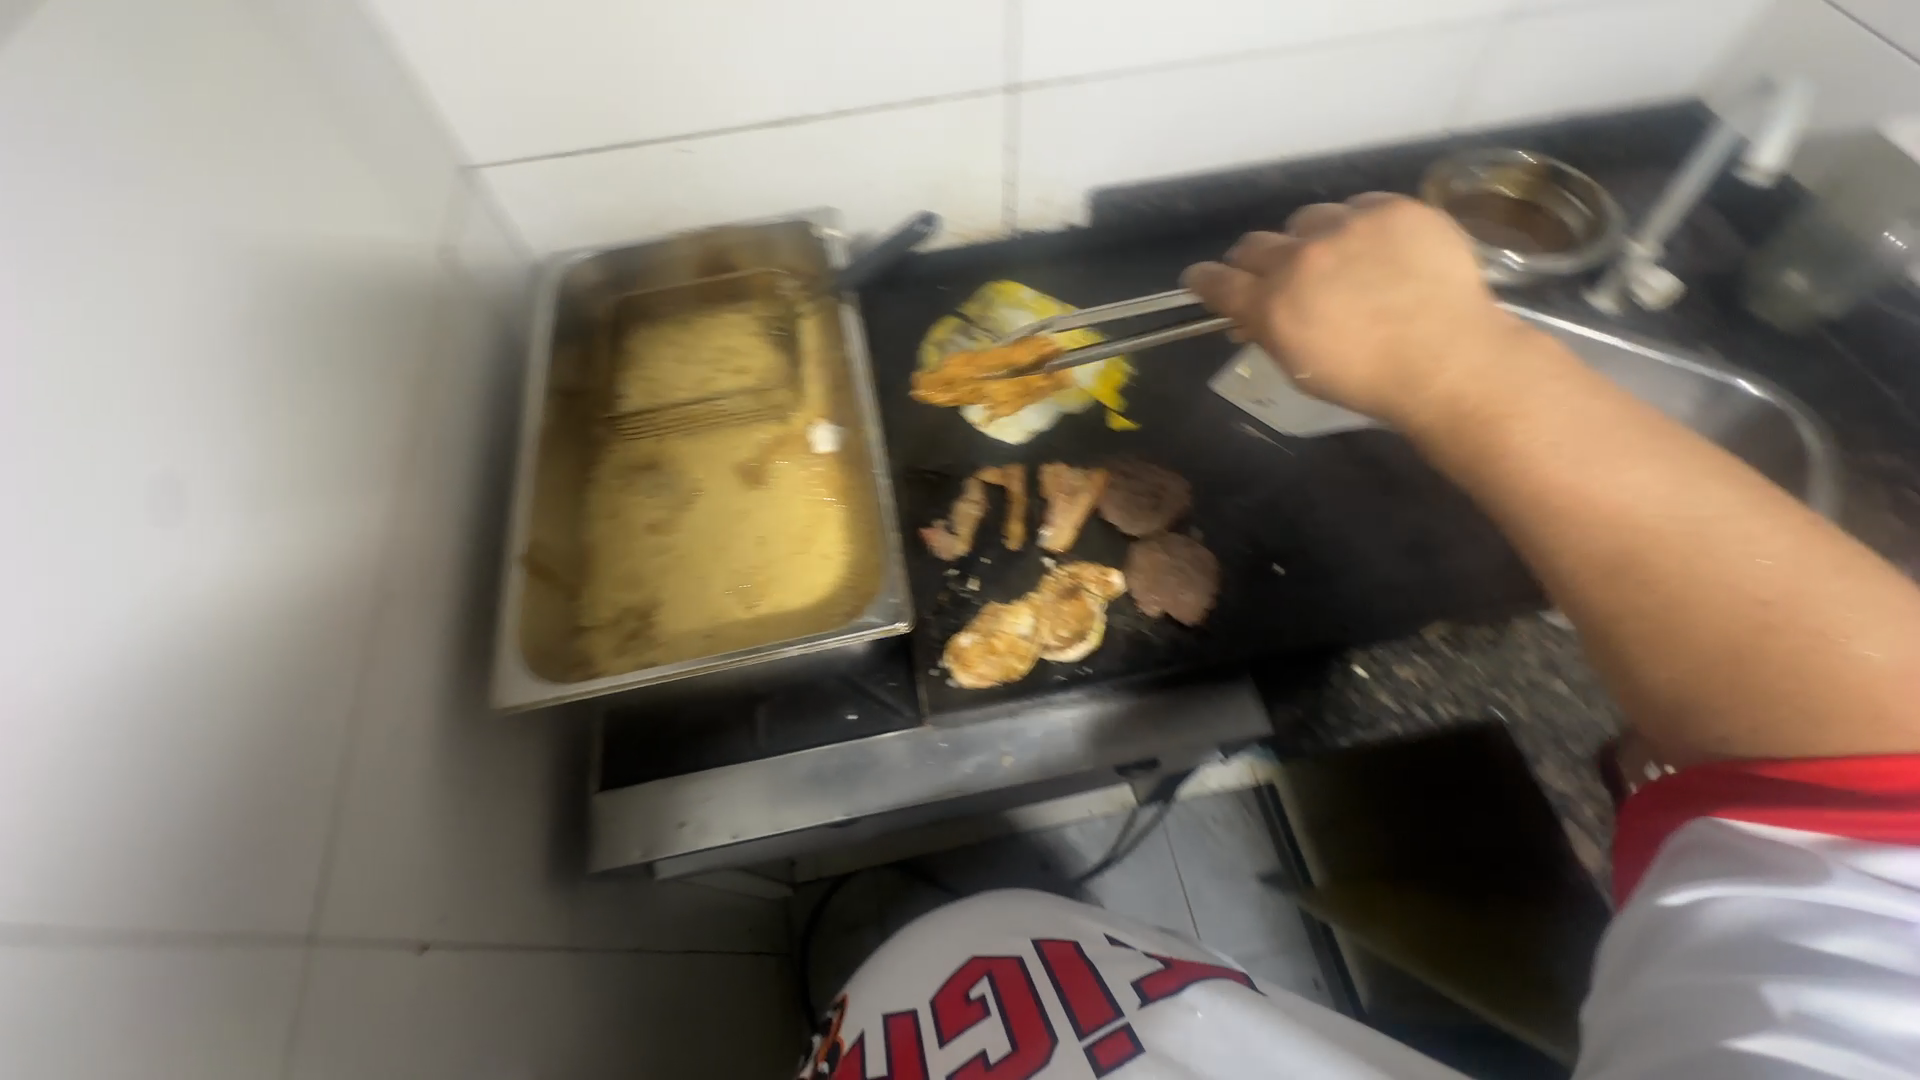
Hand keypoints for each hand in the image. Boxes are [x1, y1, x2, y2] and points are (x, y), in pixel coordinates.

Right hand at [1181, 194, 1527, 429]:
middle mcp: (1298, 259)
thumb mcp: (1300, 368)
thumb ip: (1269, 333)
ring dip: (1308, 239)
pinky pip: (1358, 206)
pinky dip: (1358, 226)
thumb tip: (1251, 317)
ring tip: (1335, 258)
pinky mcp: (1392, 209)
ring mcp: (1346, 228)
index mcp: (1270, 305)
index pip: (1217, 281)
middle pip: (1254, 245)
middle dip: (1255, 260)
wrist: (1447, 358)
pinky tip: (1378, 249)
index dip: (1204, 279)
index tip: (1200, 278)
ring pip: (1306, 220)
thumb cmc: (1367, 380)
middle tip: (1274, 274)